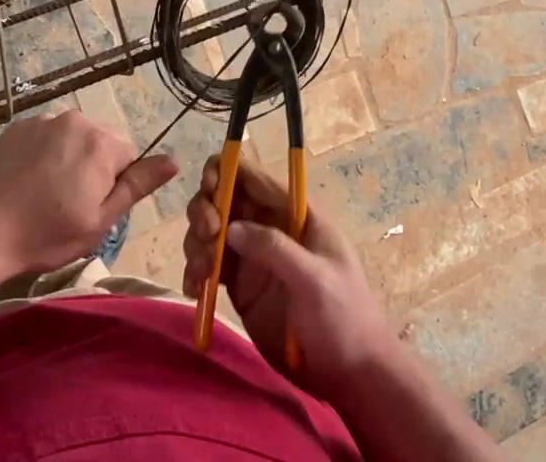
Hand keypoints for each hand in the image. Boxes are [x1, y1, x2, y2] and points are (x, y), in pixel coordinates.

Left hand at [0, 111, 177, 281]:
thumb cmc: (45, 233)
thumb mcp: (100, 221)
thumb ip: (137, 186)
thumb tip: (173, 161)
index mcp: (101, 142)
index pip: (129, 157)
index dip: (115, 186)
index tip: (91, 208)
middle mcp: (75, 120)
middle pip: (100, 143)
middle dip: (93, 169)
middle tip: (68, 205)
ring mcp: (42, 120)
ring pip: (71, 140)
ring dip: (67, 160)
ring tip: (43, 195)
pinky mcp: (17, 126)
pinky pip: (45, 138)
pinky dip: (42, 155)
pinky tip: (25, 183)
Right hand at [182, 156, 400, 396]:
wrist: (351, 374)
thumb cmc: (345, 319)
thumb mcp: (315, 280)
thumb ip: (275, 248)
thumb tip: (230, 226)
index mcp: (294, 214)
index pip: (254, 177)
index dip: (225, 172)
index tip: (209, 190)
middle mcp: (269, 228)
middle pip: (223, 200)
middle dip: (206, 211)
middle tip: (207, 238)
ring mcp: (252, 257)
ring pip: (210, 231)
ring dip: (197, 243)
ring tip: (201, 274)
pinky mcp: (240, 286)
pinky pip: (208, 266)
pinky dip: (195, 272)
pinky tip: (194, 290)